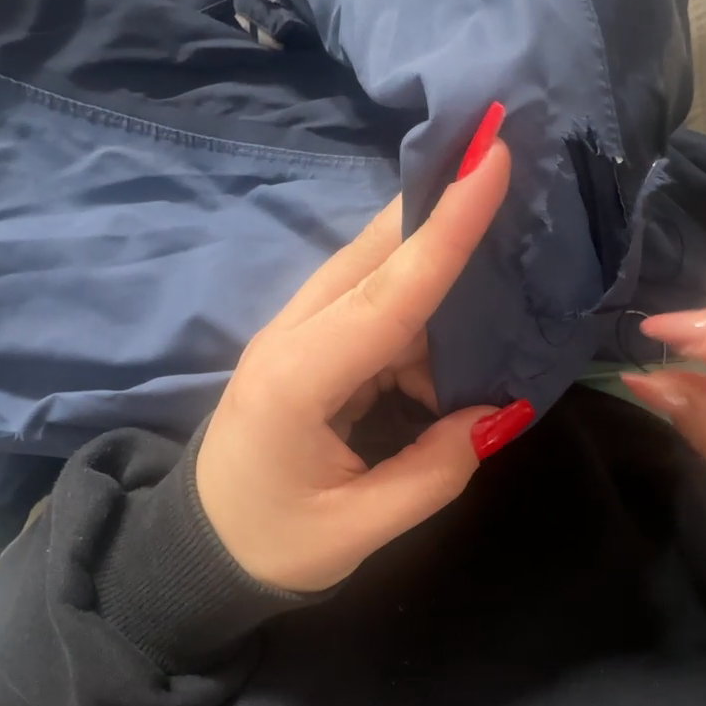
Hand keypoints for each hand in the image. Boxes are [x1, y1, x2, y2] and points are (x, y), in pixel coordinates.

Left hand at [197, 106, 533, 592]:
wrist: (199, 548)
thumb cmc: (271, 545)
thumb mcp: (359, 528)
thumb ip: (434, 471)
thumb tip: (498, 412)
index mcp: (298, 382)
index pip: (386, 295)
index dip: (446, 229)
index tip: (492, 157)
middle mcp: (291, 339)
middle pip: (374, 258)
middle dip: (439, 210)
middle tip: (506, 164)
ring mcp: (293, 337)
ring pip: (375, 278)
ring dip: (437, 274)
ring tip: (505, 276)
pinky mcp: (305, 348)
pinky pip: (372, 311)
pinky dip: (421, 317)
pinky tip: (460, 339)